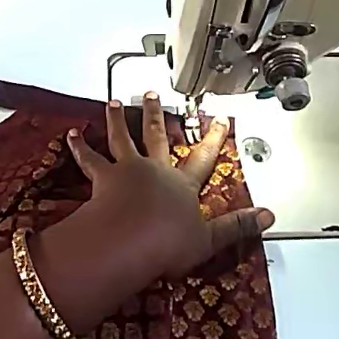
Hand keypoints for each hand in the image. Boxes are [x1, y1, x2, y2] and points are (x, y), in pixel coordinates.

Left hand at [65, 94, 274, 282]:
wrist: (132, 240)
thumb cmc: (168, 242)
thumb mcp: (209, 238)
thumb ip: (237, 226)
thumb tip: (267, 217)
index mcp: (181, 184)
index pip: (203, 158)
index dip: (212, 139)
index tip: (218, 120)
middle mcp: (155, 169)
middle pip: (157, 136)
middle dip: (158, 115)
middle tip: (154, 95)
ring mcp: (128, 169)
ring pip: (122, 138)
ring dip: (118, 119)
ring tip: (114, 102)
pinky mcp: (104, 177)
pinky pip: (89, 158)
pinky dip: (80, 146)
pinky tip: (72, 134)